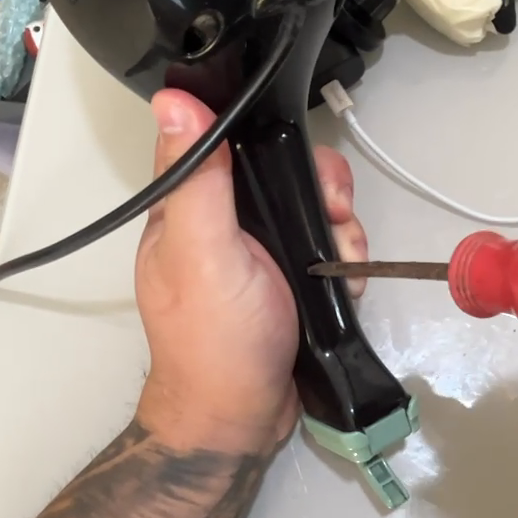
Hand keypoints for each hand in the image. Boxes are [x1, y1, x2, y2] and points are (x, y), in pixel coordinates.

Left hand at [135, 89, 367, 451]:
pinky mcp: (292, 278)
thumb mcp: (204, 253)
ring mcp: (261, 252)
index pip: (230, 141)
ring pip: (313, 208)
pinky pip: (327, 247)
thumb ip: (197, 179)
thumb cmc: (216, 340)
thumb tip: (173, 99)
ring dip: (341, 230)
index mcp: (192, 206)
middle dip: (321, 190)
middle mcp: (225, 222)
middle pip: (284, 172)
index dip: (269, 139)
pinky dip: (345, 259)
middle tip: (332, 221)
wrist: (244, 417)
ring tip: (341, 265)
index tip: (298, 163)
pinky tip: (344, 281)